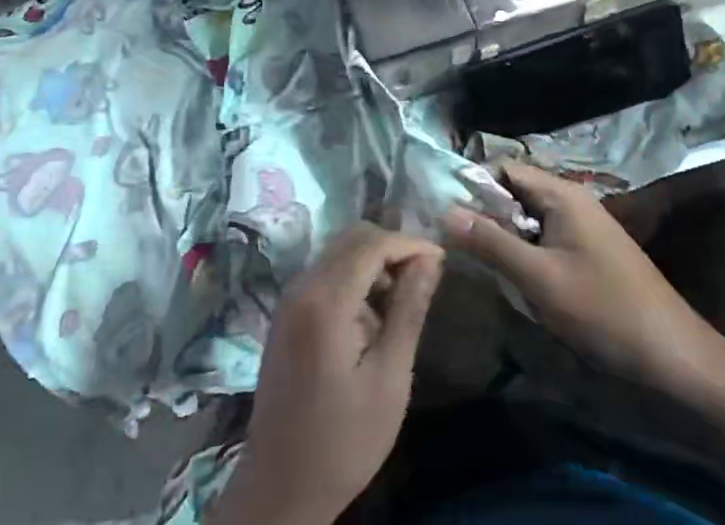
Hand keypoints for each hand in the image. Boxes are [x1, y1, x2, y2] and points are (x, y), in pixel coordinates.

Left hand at [214, 224, 444, 524]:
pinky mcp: (285, 314)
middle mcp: (300, 287)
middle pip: (351, 239)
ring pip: (337, 253)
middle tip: (425, 279)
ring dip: (373, 263)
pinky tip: (371, 316)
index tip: (443, 261)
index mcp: (325, 301)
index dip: (410, 243)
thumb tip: (431, 260)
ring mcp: (288, 299)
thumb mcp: (390, 377)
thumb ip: (408, 310)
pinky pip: (324, 274)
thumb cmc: (344, 439)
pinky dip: (353, 278)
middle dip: (392, 248)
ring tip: (402, 302)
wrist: (281, 485)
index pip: (371, 244)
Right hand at [443, 159, 724, 387]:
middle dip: (484, 211)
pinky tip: (509, 274)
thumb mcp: (538, 277)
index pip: (505, 169)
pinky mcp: (587, 250)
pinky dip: (523, 249)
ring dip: (502, 233)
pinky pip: (543, 237)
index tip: (443, 209)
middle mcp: (572, 201)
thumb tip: (446, 211)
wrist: (670, 352)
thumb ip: (491, 242)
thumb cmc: (602, 308)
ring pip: (528, 217)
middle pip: (515, 191)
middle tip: (452, 238)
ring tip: (473, 257)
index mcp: (562, 195)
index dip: (473, 184)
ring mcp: (582, 226)